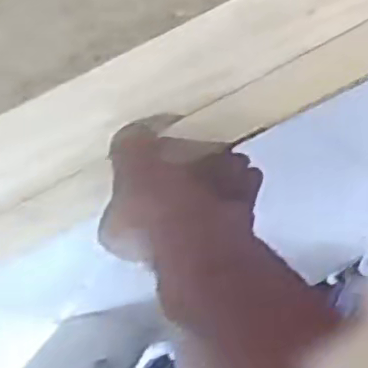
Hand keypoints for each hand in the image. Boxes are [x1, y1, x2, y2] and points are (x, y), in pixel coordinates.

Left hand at [100, 117, 262, 263]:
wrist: (211, 240)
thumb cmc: (165, 208)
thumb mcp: (136, 170)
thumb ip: (132, 147)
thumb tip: (138, 127)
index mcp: (118, 224)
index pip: (135, 185)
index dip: (156, 162)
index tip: (178, 146)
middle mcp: (150, 234)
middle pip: (176, 188)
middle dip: (199, 165)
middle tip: (214, 151)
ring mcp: (190, 236)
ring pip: (208, 194)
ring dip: (223, 172)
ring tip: (237, 161)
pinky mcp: (227, 231)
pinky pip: (234, 200)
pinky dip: (241, 184)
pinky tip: (248, 175)